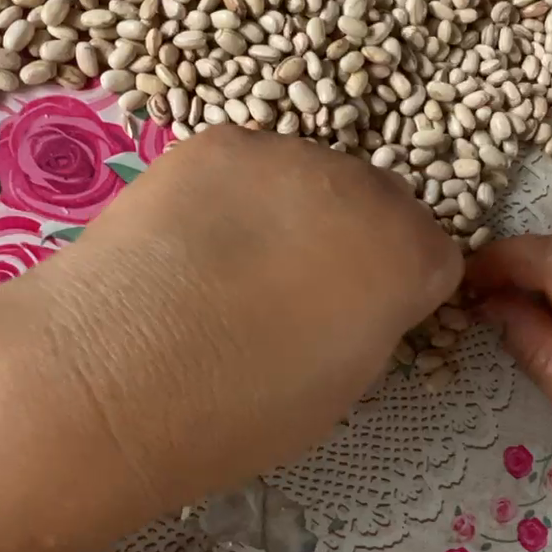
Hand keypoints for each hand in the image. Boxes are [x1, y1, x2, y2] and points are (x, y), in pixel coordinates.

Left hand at [25, 126, 462, 512]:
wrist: (116, 374)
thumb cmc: (236, 411)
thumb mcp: (339, 390)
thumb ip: (370, 325)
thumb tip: (357, 297)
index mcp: (408, 255)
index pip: (434, 256)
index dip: (397, 288)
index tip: (357, 314)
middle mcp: (362, 187)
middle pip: (379, 203)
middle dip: (352, 238)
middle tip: (291, 284)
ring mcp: (287, 153)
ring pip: (310, 177)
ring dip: (291, 210)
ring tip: (226, 262)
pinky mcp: (217, 140)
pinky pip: (247, 163)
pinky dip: (231, 194)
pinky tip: (189, 238)